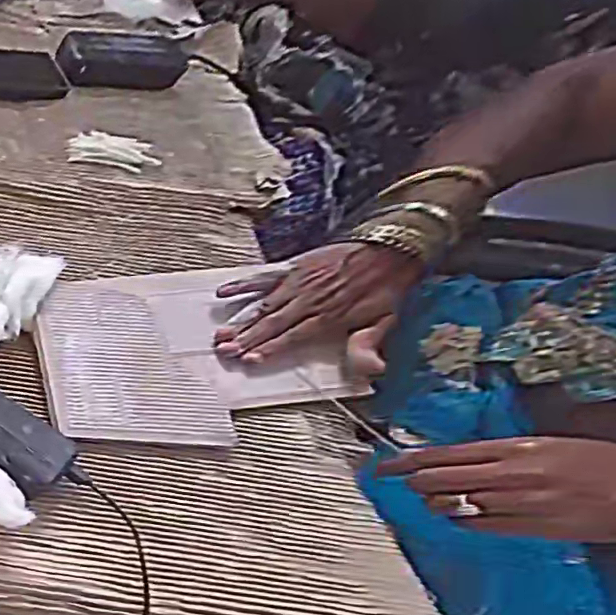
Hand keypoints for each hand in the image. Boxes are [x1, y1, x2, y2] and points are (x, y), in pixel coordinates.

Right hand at [213, 243, 422, 375]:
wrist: (395, 245)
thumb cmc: (386, 286)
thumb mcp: (387, 318)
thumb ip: (369, 344)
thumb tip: (371, 369)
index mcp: (331, 317)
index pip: (294, 336)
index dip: (271, 348)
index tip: (250, 359)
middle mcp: (310, 301)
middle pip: (273, 324)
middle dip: (247, 338)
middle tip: (224, 350)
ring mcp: (299, 283)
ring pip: (264, 306)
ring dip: (241, 321)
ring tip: (220, 334)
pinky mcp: (293, 268)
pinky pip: (263, 277)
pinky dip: (242, 284)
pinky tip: (223, 293)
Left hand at [377, 437, 615, 542]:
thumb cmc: (603, 463)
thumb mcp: (544, 445)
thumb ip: (491, 453)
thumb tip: (442, 460)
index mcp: (514, 448)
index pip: (439, 454)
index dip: (402, 462)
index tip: (381, 468)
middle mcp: (512, 474)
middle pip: (434, 480)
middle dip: (415, 484)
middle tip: (411, 485)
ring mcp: (521, 502)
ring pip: (450, 504)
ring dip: (436, 504)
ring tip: (444, 500)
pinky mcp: (533, 527)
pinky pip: (475, 526)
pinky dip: (462, 522)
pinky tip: (469, 516)